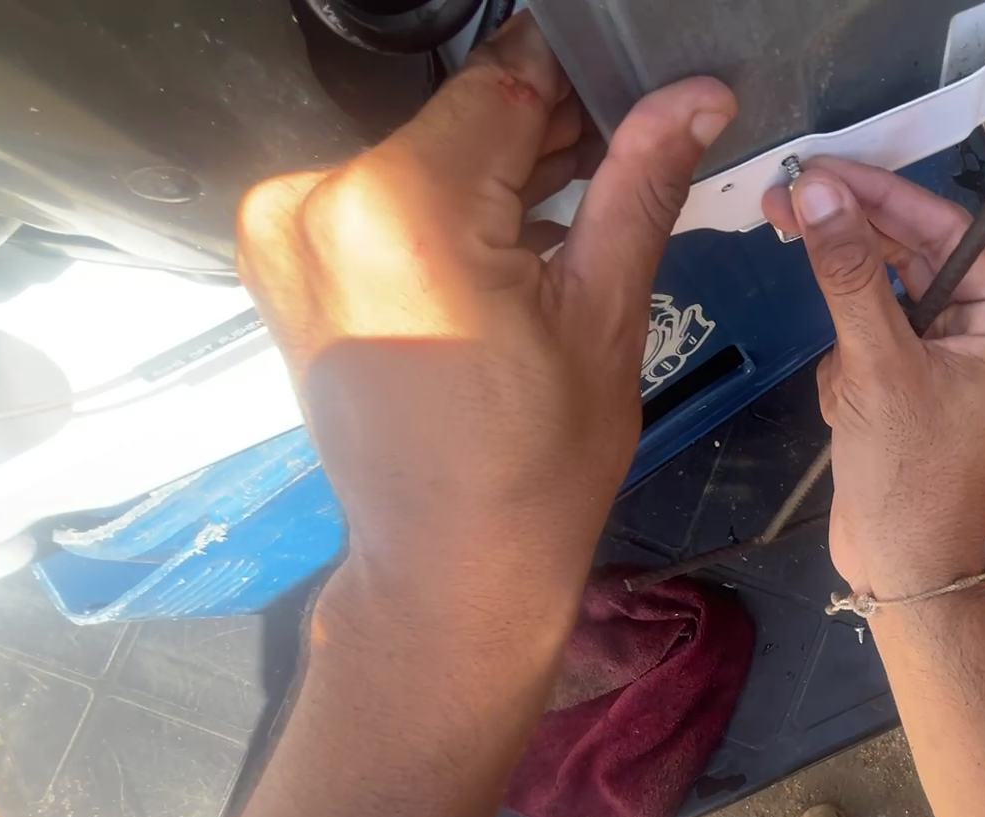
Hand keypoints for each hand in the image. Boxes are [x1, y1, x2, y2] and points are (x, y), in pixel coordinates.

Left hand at [236, 14, 735, 616]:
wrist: (458, 560)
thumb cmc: (547, 457)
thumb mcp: (606, 316)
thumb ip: (640, 189)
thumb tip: (699, 100)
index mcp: (402, 205)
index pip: (503, 89)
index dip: (582, 88)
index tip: (641, 99)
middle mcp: (313, 196)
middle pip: (458, 127)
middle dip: (547, 144)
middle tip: (625, 175)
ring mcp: (285, 232)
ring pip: (425, 166)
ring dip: (504, 185)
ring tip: (577, 230)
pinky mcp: (287, 266)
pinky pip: (388, 208)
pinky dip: (455, 220)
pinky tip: (513, 261)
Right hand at [763, 160, 984, 600]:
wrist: (902, 570)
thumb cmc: (908, 477)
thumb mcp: (877, 369)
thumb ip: (848, 275)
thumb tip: (818, 189)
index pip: (946, 231)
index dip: (881, 195)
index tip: (817, 169)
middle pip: (913, 262)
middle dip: (853, 255)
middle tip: (782, 210)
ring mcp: (948, 367)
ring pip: (882, 309)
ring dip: (851, 341)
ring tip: (848, 393)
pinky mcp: (914, 392)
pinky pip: (871, 350)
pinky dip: (848, 373)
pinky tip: (850, 417)